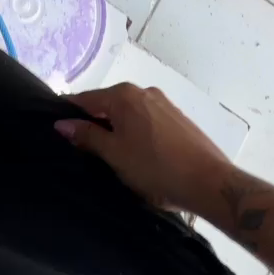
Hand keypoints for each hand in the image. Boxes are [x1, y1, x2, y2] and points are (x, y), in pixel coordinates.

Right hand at [55, 83, 232, 214]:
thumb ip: (87, 136)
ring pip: (130, 112)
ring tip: (120, 155)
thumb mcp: (115, 155)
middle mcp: (142, 90)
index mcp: (122, 95)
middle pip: (108, 103)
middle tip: (92, 149)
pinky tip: (145, 154)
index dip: (71, 114)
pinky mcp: (179, 118)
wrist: (212, 184)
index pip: (85, 99)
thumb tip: (61, 123)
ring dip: (120, 128)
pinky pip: (148, 120)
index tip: (62, 130)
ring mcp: (163, 102)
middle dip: (98, 122)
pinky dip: (140, 132)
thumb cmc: (156, 167)